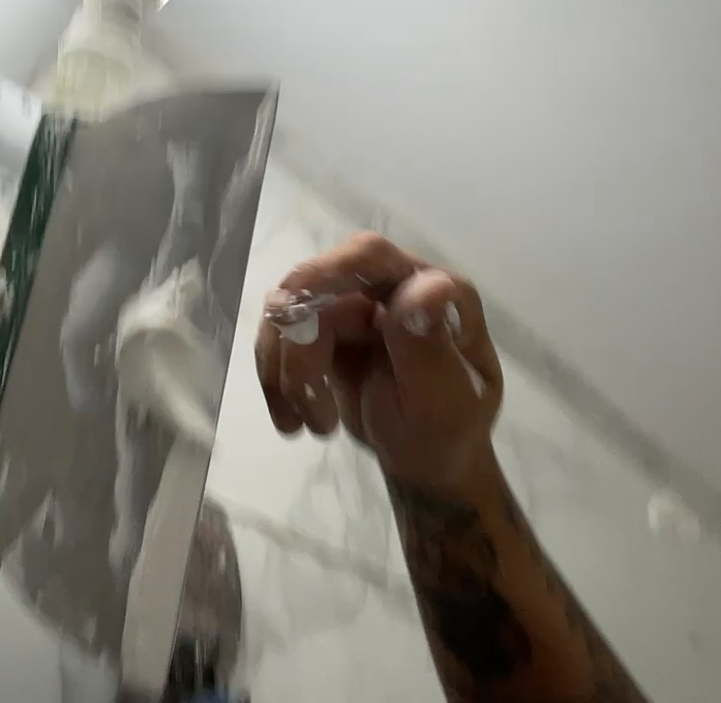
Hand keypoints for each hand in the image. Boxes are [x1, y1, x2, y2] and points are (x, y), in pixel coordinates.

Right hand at [255, 233, 503, 491]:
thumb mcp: (444, 403)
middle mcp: (387, 286)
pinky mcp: (321, 327)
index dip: (325, 272)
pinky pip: (278, 338)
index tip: (291, 312)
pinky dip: (275, 379)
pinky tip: (291, 418)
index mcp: (430, 289)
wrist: (421, 464)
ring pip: (287, 314)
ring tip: (313, 426)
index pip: (370, 256)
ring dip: (287, 372)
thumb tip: (429, 282)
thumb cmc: (445, 436)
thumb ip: (429, 347)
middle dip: (299, 346)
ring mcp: (351, 305)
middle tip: (303, 400)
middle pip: (314, 286)